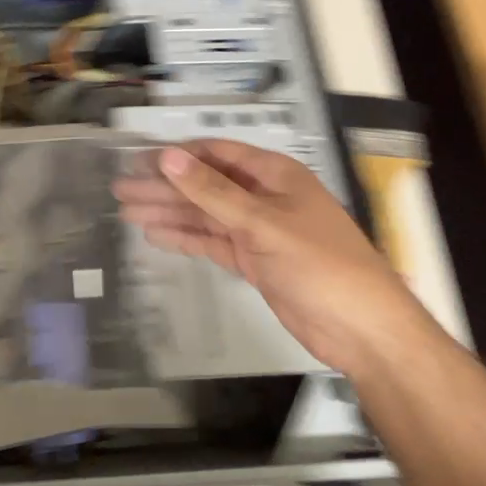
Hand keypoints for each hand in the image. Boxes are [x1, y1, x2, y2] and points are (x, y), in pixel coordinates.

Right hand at [114, 140, 438, 379]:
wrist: (364, 331)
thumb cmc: (321, 264)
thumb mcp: (263, 223)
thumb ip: (212, 192)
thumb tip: (168, 157)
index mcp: (274, 175)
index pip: (216, 154)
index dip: (177, 155)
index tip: (138, 160)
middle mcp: (263, 197)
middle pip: (204, 185)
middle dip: (164, 186)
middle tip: (120, 189)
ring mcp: (258, 231)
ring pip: (204, 214)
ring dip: (168, 212)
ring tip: (126, 211)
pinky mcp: (254, 261)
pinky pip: (211, 242)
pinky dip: (184, 238)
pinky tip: (155, 235)